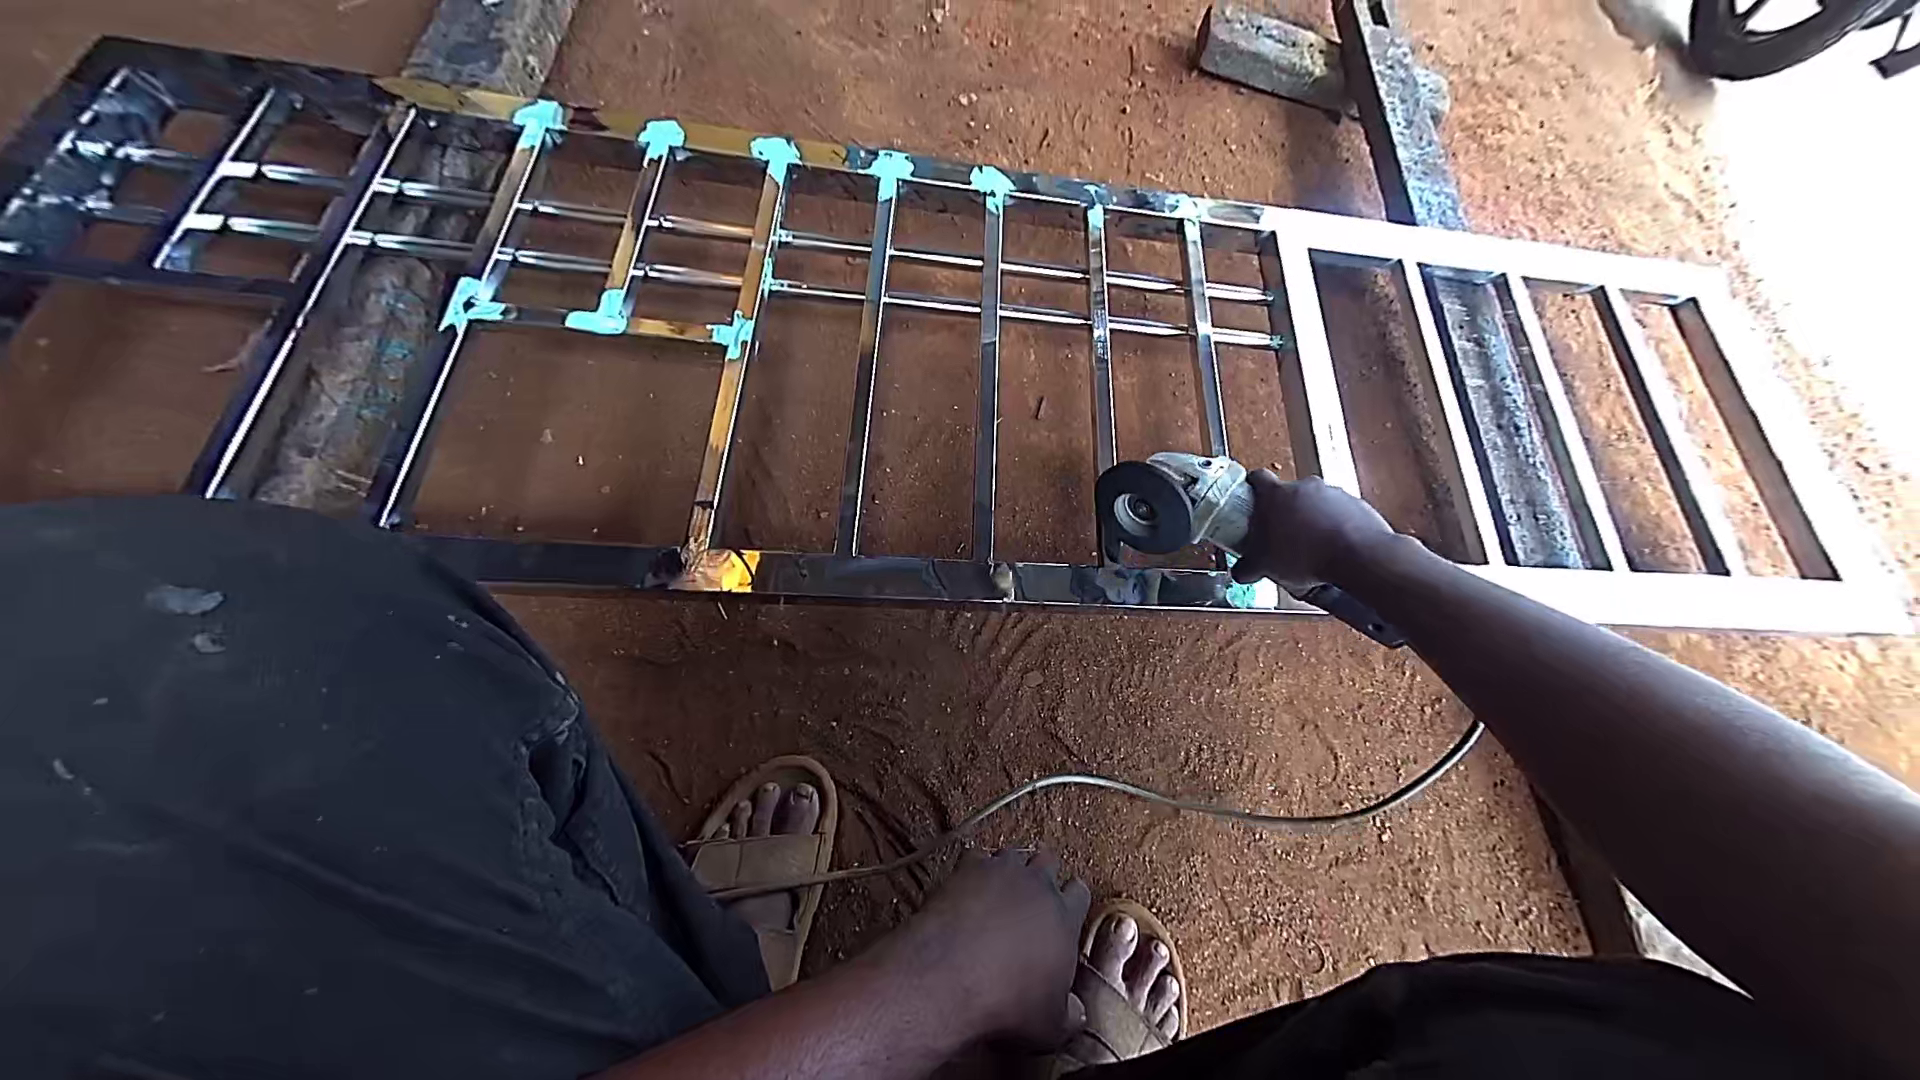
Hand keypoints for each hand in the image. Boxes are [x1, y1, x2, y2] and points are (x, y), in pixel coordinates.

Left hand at [865, 847, 1090, 1048]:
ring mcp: (1002, 870)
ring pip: (1013, 855)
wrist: (952, 974)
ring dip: (1010, 869)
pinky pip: (977, 857)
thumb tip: (1076, 1012)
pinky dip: (976, 869)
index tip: (1065, 911)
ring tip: (1001, 889)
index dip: (1073, 900)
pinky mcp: (969, 866)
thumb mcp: (1051, 1025)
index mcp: (1064, 916)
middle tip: (1034, 895)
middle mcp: (1037, 883)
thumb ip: (1070, 1013)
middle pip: (1049, 861)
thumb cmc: (1006, 1001)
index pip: (1079, 893)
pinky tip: (970, 886)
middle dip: (1043, 874)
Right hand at [1230, 471, 1395, 588]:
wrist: (1357, 558)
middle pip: (1289, 493)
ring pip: (1316, 503)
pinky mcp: (1358, 505)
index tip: (1253, 498)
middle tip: (1282, 536)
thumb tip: (1242, 571)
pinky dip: (1336, 528)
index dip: (1253, 487)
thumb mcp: (1263, 566)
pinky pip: (1341, 513)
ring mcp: (1333, 494)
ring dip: (1312, 520)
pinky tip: (1333, 551)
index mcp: (1274, 495)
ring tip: (1311, 549)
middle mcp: (1304, 487)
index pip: (1258, 478)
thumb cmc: (1304, 555)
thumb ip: (1247, 566)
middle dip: (1285, 512)